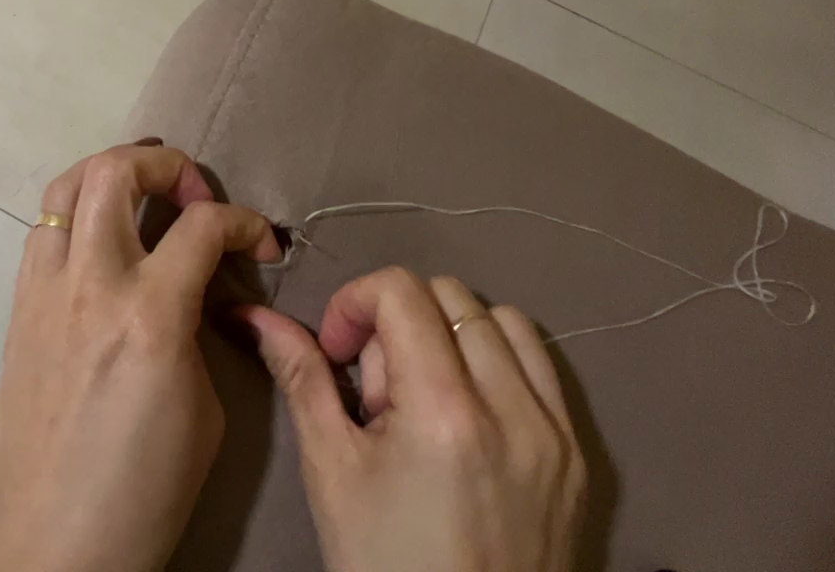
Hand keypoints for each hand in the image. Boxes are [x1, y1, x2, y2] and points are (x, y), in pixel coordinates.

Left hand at [0, 144, 280, 571]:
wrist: (53, 538)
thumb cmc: (144, 488)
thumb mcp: (204, 408)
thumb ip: (197, 329)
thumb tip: (193, 292)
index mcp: (149, 315)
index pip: (203, 225)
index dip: (245, 221)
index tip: (262, 244)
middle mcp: (90, 283)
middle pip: (114, 170)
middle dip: (164, 162)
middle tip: (192, 194)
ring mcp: (44, 290)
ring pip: (65, 186)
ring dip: (109, 174)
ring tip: (141, 196)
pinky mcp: (18, 306)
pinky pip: (44, 232)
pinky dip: (77, 217)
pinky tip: (100, 246)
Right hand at [242, 269, 585, 571]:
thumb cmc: (383, 559)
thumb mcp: (329, 466)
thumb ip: (300, 375)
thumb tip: (256, 314)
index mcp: (444, 409)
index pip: (401, 290)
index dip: (354, 303)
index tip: (337, 352)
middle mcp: (511, 407)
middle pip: (447, 294)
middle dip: (397, 319)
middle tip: (376, 385)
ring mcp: (556, 430)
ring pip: (498, 317)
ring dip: (448, 332)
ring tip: (423, 392)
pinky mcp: (578, 453)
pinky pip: (540, 362)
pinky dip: (495, 357)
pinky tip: (466, 405)